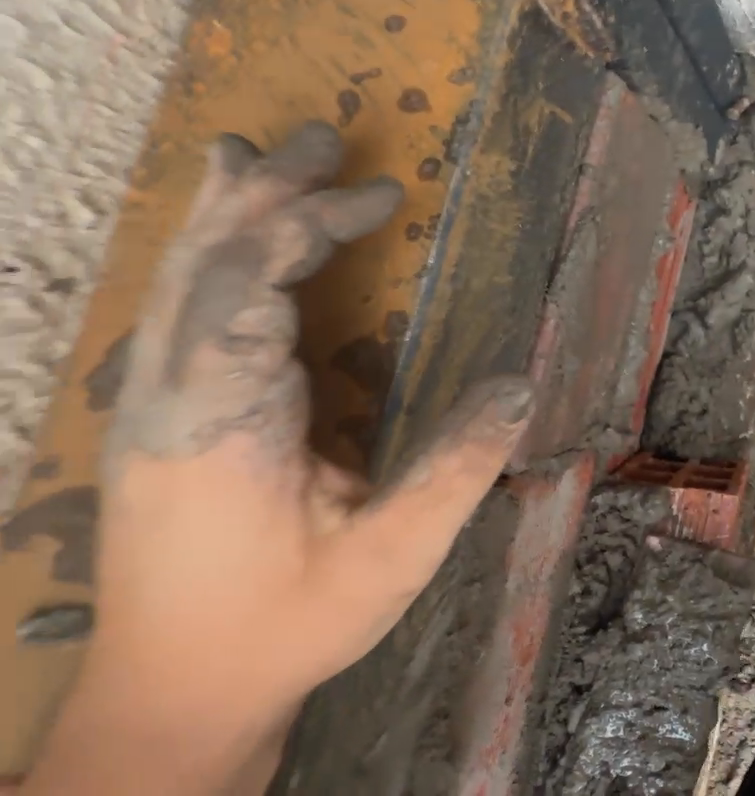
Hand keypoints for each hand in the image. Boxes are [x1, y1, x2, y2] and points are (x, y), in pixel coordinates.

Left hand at [47, 123, 532, 767]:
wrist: (175, 693)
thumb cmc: (286, 626)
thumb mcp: (390, 558)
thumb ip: (456, 468)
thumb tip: (524, 383)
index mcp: (219, 429)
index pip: (244, 298)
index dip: (303, 232)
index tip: (382, 196)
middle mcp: (169, 403)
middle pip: (202, 271)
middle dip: (263, 199)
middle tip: (320, 139)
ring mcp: (153, 409)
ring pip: (179, 285)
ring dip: (227, 216)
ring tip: (255, 154)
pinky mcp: (164, 419)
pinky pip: (182, 315)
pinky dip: (211, 260)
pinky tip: (229, 237)